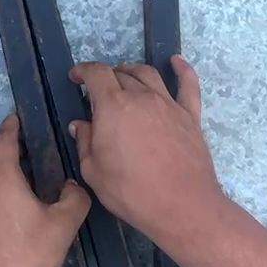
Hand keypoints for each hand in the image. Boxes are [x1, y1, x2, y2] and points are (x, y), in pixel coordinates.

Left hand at [0, 113, 91, 266]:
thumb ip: (73, 199)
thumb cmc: (28, 259)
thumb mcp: (62, 227)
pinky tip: (3, 208)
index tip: (16, 119)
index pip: (3, 141)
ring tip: (12, 175)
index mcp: (2, 179)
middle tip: (15, 145)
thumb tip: (71, 187)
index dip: (10, 127)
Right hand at [69, 58, 227, 251]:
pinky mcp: (190, 116)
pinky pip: (187, 86)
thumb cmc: (132, 191)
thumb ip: (85, 143)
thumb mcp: (94, 172)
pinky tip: (177, 61)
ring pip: (149, 75)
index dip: (83, 71)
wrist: (183, 206)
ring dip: (132, 71)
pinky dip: (183, 70)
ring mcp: (168, 104)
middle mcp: (141, 96)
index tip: (75, 78)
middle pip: (121, 74)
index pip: (96, 74)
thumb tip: (80, 125)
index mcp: (113, 106)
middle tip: (98, 92)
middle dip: (106, 78)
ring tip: (125, 77)